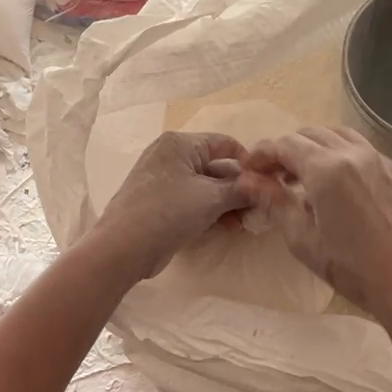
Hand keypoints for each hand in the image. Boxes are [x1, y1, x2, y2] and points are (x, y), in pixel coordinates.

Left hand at [92, 131, 252, 279]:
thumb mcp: (211, 198)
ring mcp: (162, 181)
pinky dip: (209, 212)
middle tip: (258, 210)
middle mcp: (170, 156)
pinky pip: (192, 203)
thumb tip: (262, 187)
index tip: (267, 184)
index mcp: (180, 143)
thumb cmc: (169, 212)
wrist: (123, 247)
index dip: (249, 162)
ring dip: (226, 204)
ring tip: (244, 224)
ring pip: (205, 188)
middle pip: (215, 167)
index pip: (225, 144)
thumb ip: (240, 190)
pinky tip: (227, 228)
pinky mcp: (159, 205)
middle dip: (238, 189)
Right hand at [239, 127, 391, 318]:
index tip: (247, 170)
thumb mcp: (302, 238)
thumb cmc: (349, 267)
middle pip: (310, 135)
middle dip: (285, 150)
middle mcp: (353, 153)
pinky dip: (336, 154)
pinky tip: (331, 183)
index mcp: (327, 169)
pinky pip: (358, 148)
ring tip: (299, 176)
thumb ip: (274, 202)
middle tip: (270, 176)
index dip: (262, 154)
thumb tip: (248, 181)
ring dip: (311, 148)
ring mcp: (377, 159)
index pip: (285, 145)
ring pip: (336, 136)